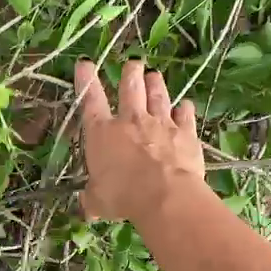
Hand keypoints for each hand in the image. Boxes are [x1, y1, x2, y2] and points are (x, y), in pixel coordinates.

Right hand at [73, 59, 203, 221]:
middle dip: (130, 73)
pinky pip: (185, 114)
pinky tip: (184, 106)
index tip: (84, 63)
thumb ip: (92, 199)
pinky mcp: (185, 132)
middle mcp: (131, 121)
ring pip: (158, 94)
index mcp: (103, 134)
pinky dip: (184, 109)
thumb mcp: (98, 202)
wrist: (164, 195)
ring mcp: (160, 123)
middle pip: (131, 88)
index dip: (86, 81)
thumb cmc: (122, 196)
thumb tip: (86, 207)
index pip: (91, 101)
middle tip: (132, 65)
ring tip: (154, 75)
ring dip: (156, 83)